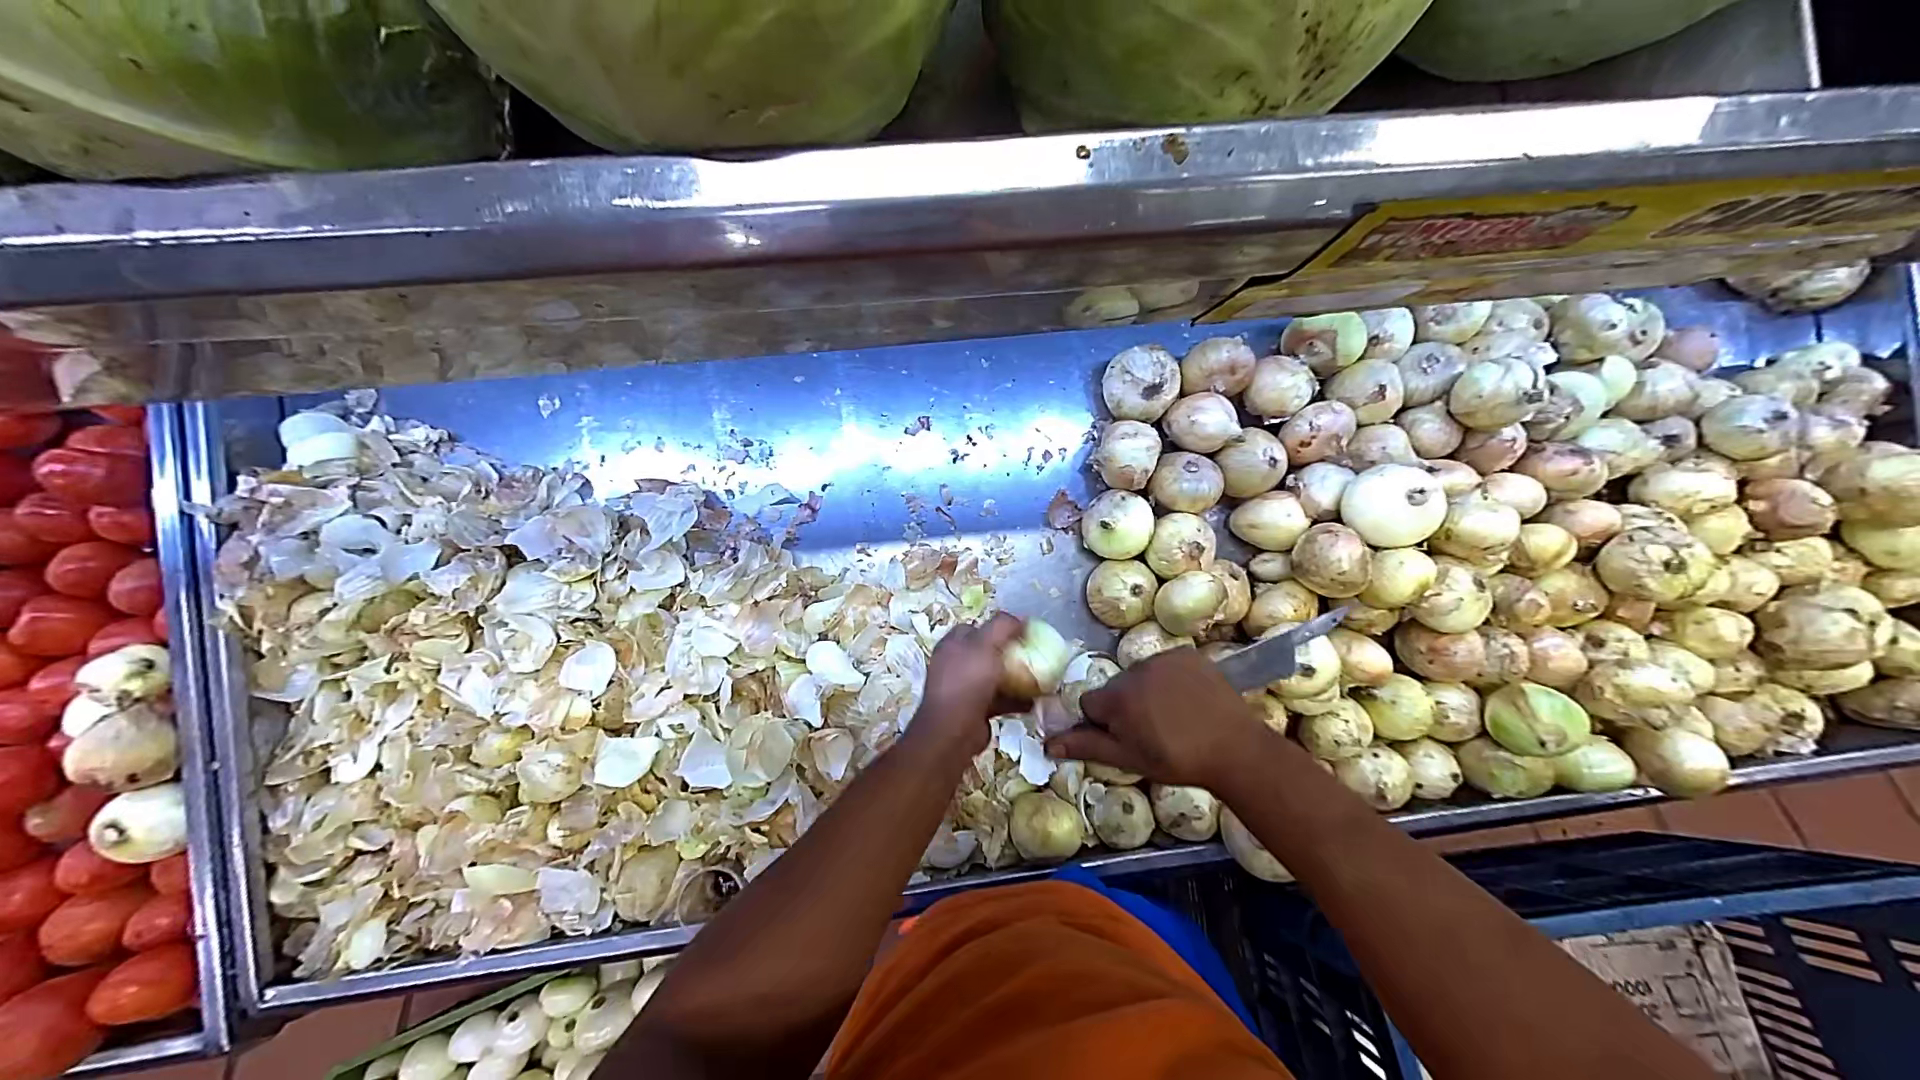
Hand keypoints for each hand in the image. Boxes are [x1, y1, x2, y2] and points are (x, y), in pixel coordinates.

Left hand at [907, 612, 1025, 757]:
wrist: (954, 730)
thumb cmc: (967, 681)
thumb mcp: (986, 644)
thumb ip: (1002, 626)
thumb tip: (1020, 618)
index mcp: (952, 644)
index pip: (974, 628)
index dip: (996, 628)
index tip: (1019, 632)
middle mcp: (955, 664)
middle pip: (986, 652)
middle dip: (1009, 654)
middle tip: (1032, 655)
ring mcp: (964, 688)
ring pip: (994, 677)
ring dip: (1016, 678)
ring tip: (1039, 678)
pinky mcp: (975, 709)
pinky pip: (999, 699)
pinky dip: (1015, 699)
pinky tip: (1034, 701)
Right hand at [1045, 646, 1269, 788]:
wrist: (1235, 749)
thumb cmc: (1176, 759)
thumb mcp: (1127, 758)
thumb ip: (1086, 746)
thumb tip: (1048, 743)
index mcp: (1116, 697)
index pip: (1090, 703)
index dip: (1103, 722)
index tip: (1124, 736)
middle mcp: (1134, 670)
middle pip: (1116, 687)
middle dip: (1125, 705)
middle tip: (1152, 730)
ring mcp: (1162, 659)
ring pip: (1140, 675)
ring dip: (1147, 691)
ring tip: (1173, 716)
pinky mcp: (1187, 654)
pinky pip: (1165, 664)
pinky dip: (1171, 678)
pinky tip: (1188, 699)